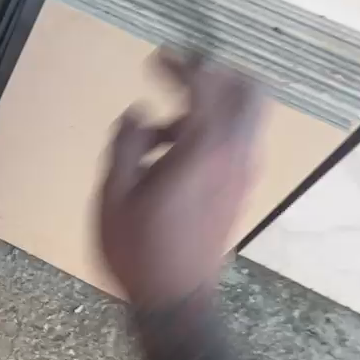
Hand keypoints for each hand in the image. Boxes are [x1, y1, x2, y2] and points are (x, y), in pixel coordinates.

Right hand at [98, 51, 263, 309]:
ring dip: (214, 108)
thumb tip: (136, 116)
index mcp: (202, 146)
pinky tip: (179, 159)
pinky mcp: (240, 191)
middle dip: (214, 76)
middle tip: (180, 79)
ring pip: (246, 116)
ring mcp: (243, 172)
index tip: (157, 60)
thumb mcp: (114, 196)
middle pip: (245, 89)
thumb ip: (126, 146)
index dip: (179, 65)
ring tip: (167, 132)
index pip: (203, 83)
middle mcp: (234, 151)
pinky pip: (238, 143)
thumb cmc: (137, 251)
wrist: (174, 299)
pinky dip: (216, 133)